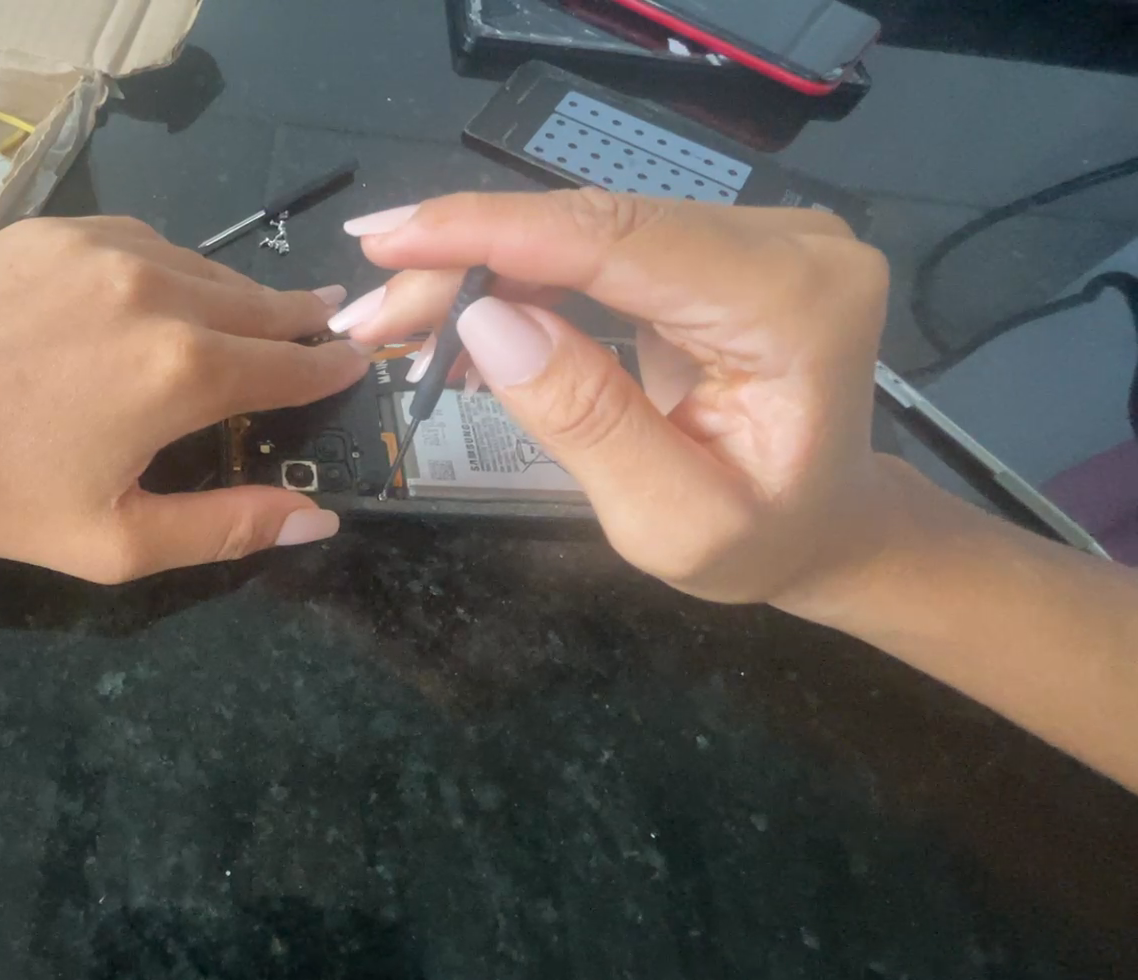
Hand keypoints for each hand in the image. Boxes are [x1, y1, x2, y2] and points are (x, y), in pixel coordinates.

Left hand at [0, 216, 368, 582]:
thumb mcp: (117, 543)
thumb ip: (226, 529)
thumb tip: (321, 522)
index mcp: (183, 370)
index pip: (289, 364)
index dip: (328, 367)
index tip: (356, 359)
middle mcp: (158, 289)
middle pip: (256, 303)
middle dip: (297, 320)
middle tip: (328, 322)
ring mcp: (101, 247)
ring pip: (201, 267)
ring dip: (235, 295)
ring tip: (254, 314)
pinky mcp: (52, 228)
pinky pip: (141, 243)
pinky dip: (172, 269)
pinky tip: (166, 290)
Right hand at [331, 190, 892, 605]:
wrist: (821, 524)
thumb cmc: (757, 538)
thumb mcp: (668, 517)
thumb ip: (586, 420)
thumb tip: (486, 322)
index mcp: (786, 307)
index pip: (614, 241)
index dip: (491, 233)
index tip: (390, 245)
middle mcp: (775, 245)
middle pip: (581, 231)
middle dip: (457, 262)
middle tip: (366, 316)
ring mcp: (737, 244)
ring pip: (569, 237)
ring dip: (468, 273)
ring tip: (391, 325)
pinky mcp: (697, 258)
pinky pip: (580, 256)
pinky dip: (502, 285)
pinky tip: (448, 323)